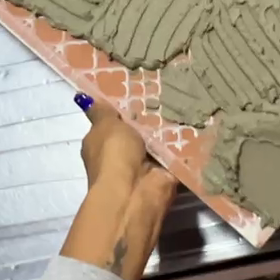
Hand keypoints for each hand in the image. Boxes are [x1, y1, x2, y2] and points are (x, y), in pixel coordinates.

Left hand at [64, 96, 177, 279]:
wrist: (136, 191)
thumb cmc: (114, 154)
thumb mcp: (105, 125)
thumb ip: (101, 112)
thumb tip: (85, 99)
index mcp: (99, 143)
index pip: (109, 123)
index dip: (120, 109)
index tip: (137, 89)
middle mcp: (119, 155)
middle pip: (136, 130)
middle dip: (148, 117)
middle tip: (166, 92)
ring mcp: (143, 164)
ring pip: (157, 139)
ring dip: (168, 128)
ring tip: (184, 103)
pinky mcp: (165, 171)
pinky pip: (175, 151)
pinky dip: (183, 142)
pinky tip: (194, 122)